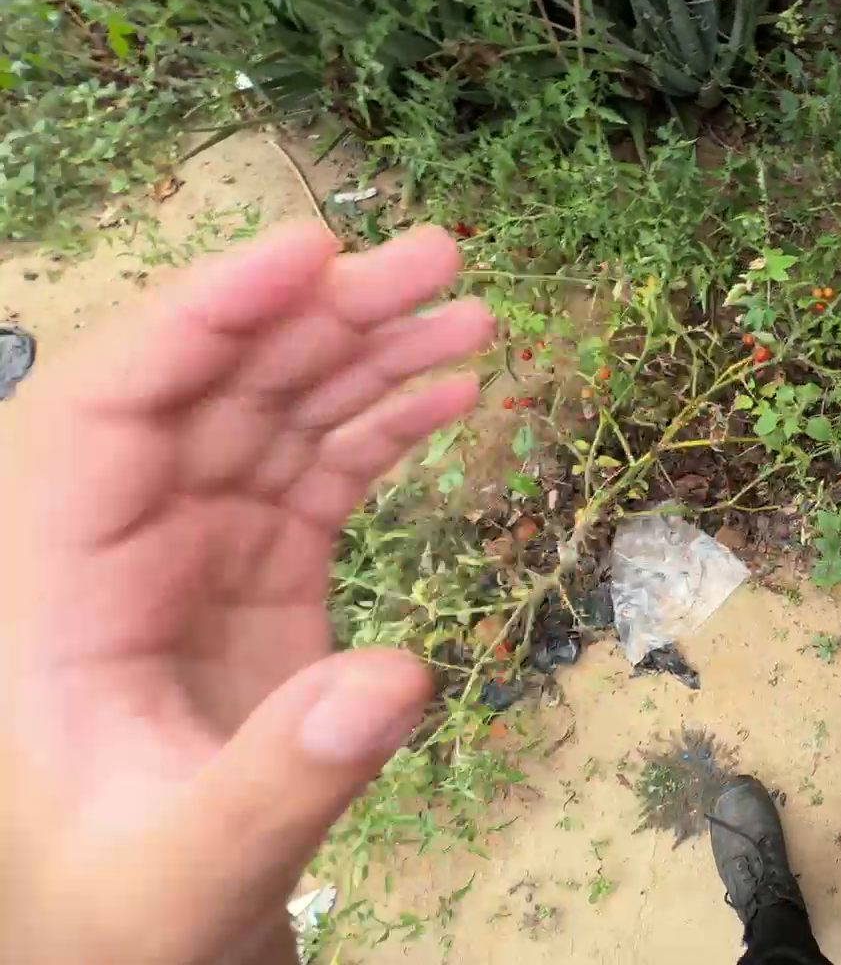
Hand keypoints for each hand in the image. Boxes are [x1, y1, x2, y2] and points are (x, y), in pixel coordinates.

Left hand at [0, 222, 492, 964]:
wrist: (151, 923)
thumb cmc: (130, 907)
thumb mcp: (194, 862)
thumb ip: (283, 775)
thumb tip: (397, 678)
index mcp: (56, 589)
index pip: (114, 408)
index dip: (205, 316)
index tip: (313, 251)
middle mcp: (126, 538)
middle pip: (224, 387)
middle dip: (330, 313)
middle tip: (445, 261)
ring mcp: (202, 545)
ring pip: (286, 412)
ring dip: (376, 353)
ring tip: (474, 314)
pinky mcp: (265, 562)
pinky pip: (328, 466)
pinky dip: (392, 422)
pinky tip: (459, 394)